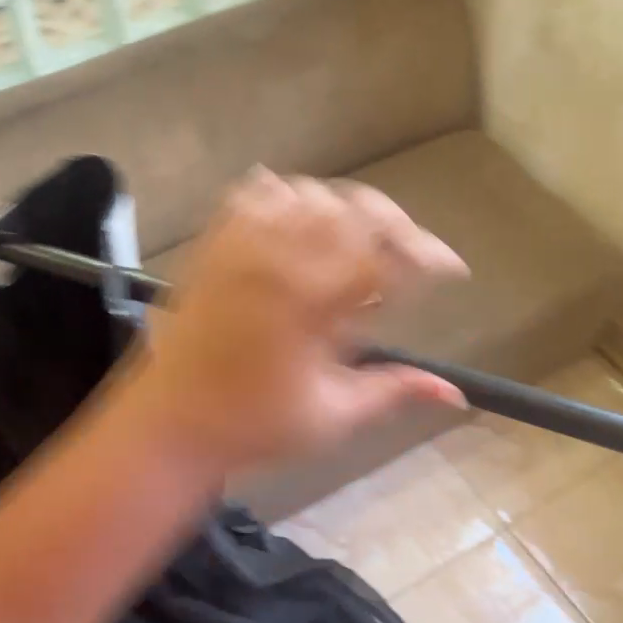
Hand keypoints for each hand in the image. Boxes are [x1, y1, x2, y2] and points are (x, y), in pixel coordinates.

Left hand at [124, 168, 468, 474]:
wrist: (168, 424)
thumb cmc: (251, 428)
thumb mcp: (332, 416)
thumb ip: (394, 391)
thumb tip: (455, 393)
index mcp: (313, 305)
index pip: (388, 255)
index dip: (429, 256)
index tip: (450, 271)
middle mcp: (278, 263)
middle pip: (353, 210)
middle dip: (394, 226)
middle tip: (408, 257)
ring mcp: (240, 249)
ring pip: (306, 194)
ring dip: (342, 211)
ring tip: (356, 243)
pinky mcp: (212, 248)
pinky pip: (252, 196)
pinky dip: (284, 198)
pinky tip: (299, 222)